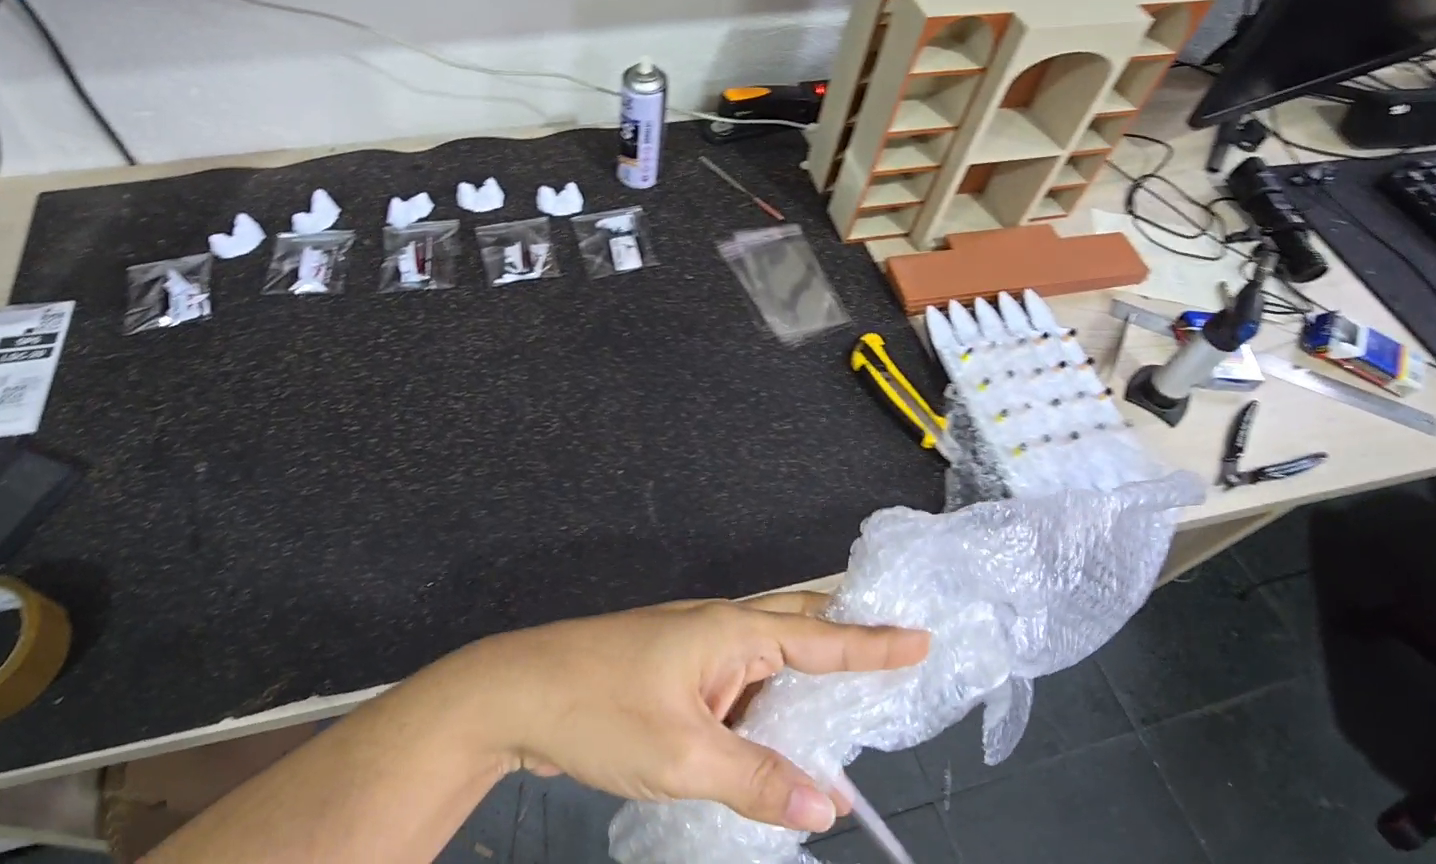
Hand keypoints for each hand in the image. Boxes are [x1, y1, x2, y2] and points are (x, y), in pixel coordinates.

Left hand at [422, 594, 928, 833]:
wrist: (512, 694)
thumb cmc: (599, 709)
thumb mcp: (685, 756)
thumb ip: (760, 780)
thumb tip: (829, 806)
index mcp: (730, 631)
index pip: (820, 635)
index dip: (874, 643)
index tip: (922, 637)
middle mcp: (716, 630)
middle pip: (796, 633)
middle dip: (843, 650)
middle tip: (891, 670)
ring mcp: (690, 651)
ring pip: (765, 667)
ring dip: (799, 694)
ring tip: (840, 727)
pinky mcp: (671, 674)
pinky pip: (735, 688)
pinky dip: (761, 714)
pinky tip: (770, 749)